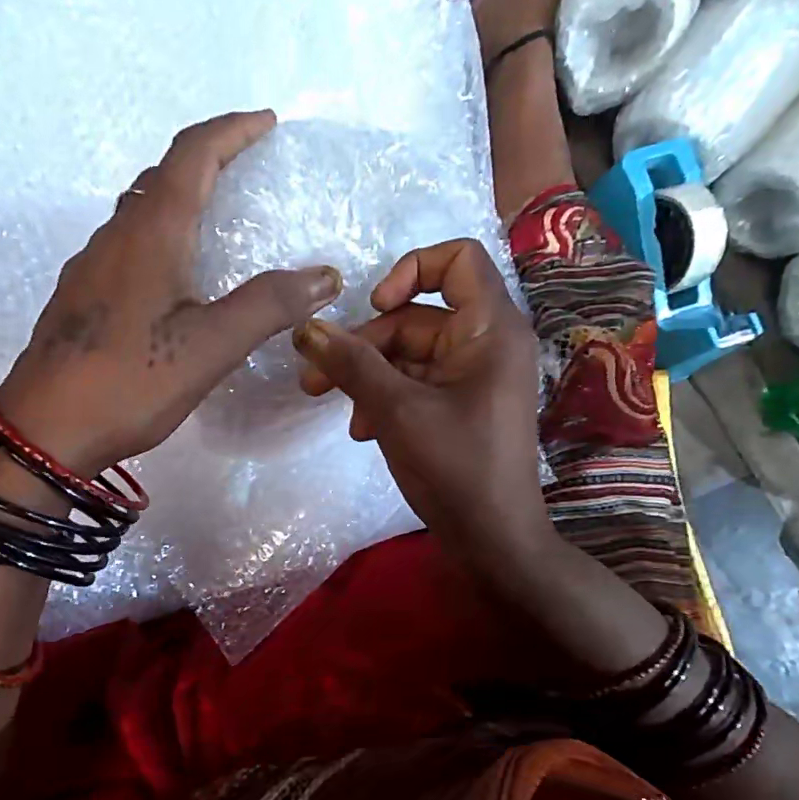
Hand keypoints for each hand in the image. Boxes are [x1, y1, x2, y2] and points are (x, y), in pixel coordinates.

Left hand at [0, 110, 342, 474]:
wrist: (44, 431)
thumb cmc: (131, 382)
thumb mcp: (211, 346)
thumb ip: (268, 306)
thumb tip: (325, 276)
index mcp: (150, 234)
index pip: (192, 154)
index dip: (231, 130)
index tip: (266, 122)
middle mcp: (115, 238)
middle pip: (161, 178)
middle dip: (207, 161)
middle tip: (245, 169)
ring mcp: (90, 268)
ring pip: (139, 213)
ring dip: (178, 200)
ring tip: (214, 220)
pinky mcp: (79, 300)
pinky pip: (125, 248)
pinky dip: (158, 238)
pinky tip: (171, 277)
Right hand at [294, 238, 554, 565]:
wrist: (492, 539)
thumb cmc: (456, 468)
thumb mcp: (397, 411)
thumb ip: (351, 365)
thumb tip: (306, 329)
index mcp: (491, 329)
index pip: (457, 260)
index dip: (410, 270)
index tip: (372, 305)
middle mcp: (487, 344)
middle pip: (417, 317)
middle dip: (364, 346)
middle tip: (314, 379)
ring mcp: (473, 379)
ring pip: (410, 356)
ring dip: (369, 379)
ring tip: (339, 413)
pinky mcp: (460, 407)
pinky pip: (417, 385)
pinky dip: (387, 400)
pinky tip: (365, 431)